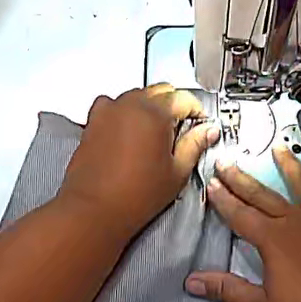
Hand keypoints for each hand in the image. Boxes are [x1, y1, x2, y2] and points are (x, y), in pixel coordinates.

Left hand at [56, 85, 217, 236]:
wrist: (93, 210)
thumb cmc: (133, 196)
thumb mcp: (177, 172)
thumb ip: (195, 145)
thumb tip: (207, 131)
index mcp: (155, 113)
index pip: (184, 98)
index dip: (198, 110)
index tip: (201, 123)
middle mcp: (130, 104)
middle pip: (161, 92)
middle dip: (175, 106)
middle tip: (183, 131)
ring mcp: (109, 111)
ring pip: (138, 96)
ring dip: (151, 108)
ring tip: (157, 135)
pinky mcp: (93, 121)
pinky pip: (115, 106)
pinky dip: (126, 113)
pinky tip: (131, 134)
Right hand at [185, 150, 300, 301]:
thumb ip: (228, 289)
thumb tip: (193, 281)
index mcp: (273, 240)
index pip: (240, 214)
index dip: (223, 199)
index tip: (211, 184)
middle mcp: (298, 221)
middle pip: (264, 194)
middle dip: (242, 178)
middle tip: (227, 162)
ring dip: (290, 166)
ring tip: (279, 149)